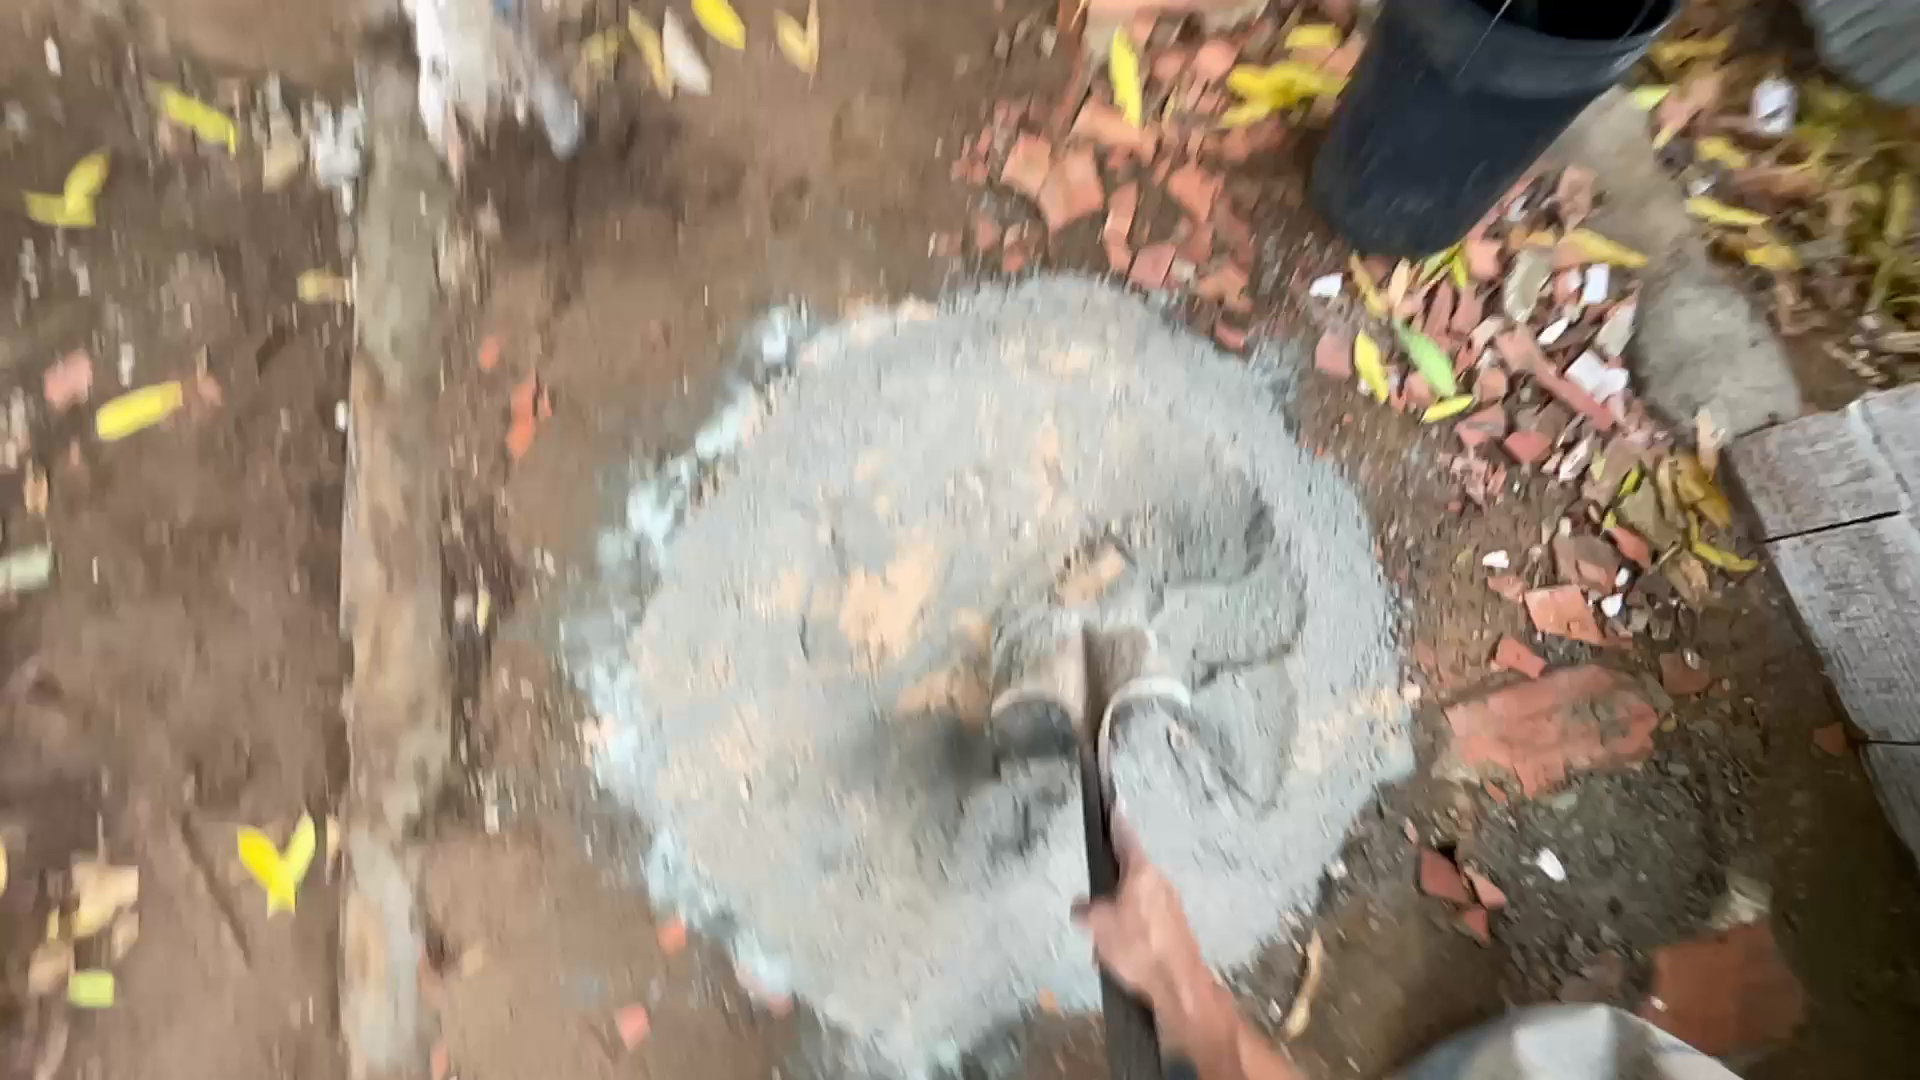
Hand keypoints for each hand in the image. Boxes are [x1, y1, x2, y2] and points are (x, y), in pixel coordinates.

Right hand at [1071, 819, 1206, 1011]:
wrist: (1180, 988)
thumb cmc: (1137, 945)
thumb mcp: (1098, 925)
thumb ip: (1085, 910)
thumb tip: (1081, 906)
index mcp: (1141, 871)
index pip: (1124, 837)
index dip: (1116, 820)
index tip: (1114, 802)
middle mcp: (1159, 882)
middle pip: (1128, 874)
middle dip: (1109, 891)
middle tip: (1093, 909)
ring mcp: (1170, 906)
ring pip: (1134, 903)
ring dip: (1118, 918)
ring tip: (1103, 947)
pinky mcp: (1176, 930)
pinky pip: (1145, 924)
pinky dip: (1131, 935)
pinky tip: (1120, 959)